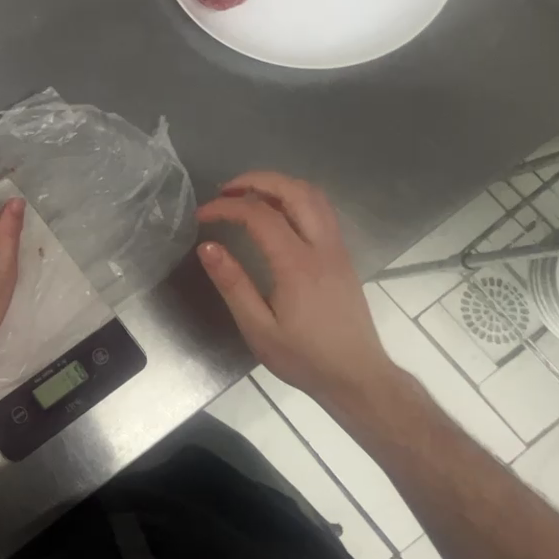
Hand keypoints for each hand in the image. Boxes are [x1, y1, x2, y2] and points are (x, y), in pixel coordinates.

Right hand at [195, 172, 404, 408]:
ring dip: (278, 186)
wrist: (357, 377)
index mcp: (297, 265)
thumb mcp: (258, 329)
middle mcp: (322, 248)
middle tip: (225, 191)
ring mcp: (337, 250)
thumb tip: (207, 246)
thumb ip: (233, 284)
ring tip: (247, 197)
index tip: (201, 216)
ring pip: (313, 196)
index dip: (225, 207)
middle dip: (255, 181)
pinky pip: (321, 211)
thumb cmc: (304, 358)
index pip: (259, 215)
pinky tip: (274, 215)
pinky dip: (293, 198)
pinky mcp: (342, 257)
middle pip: (293, 190)